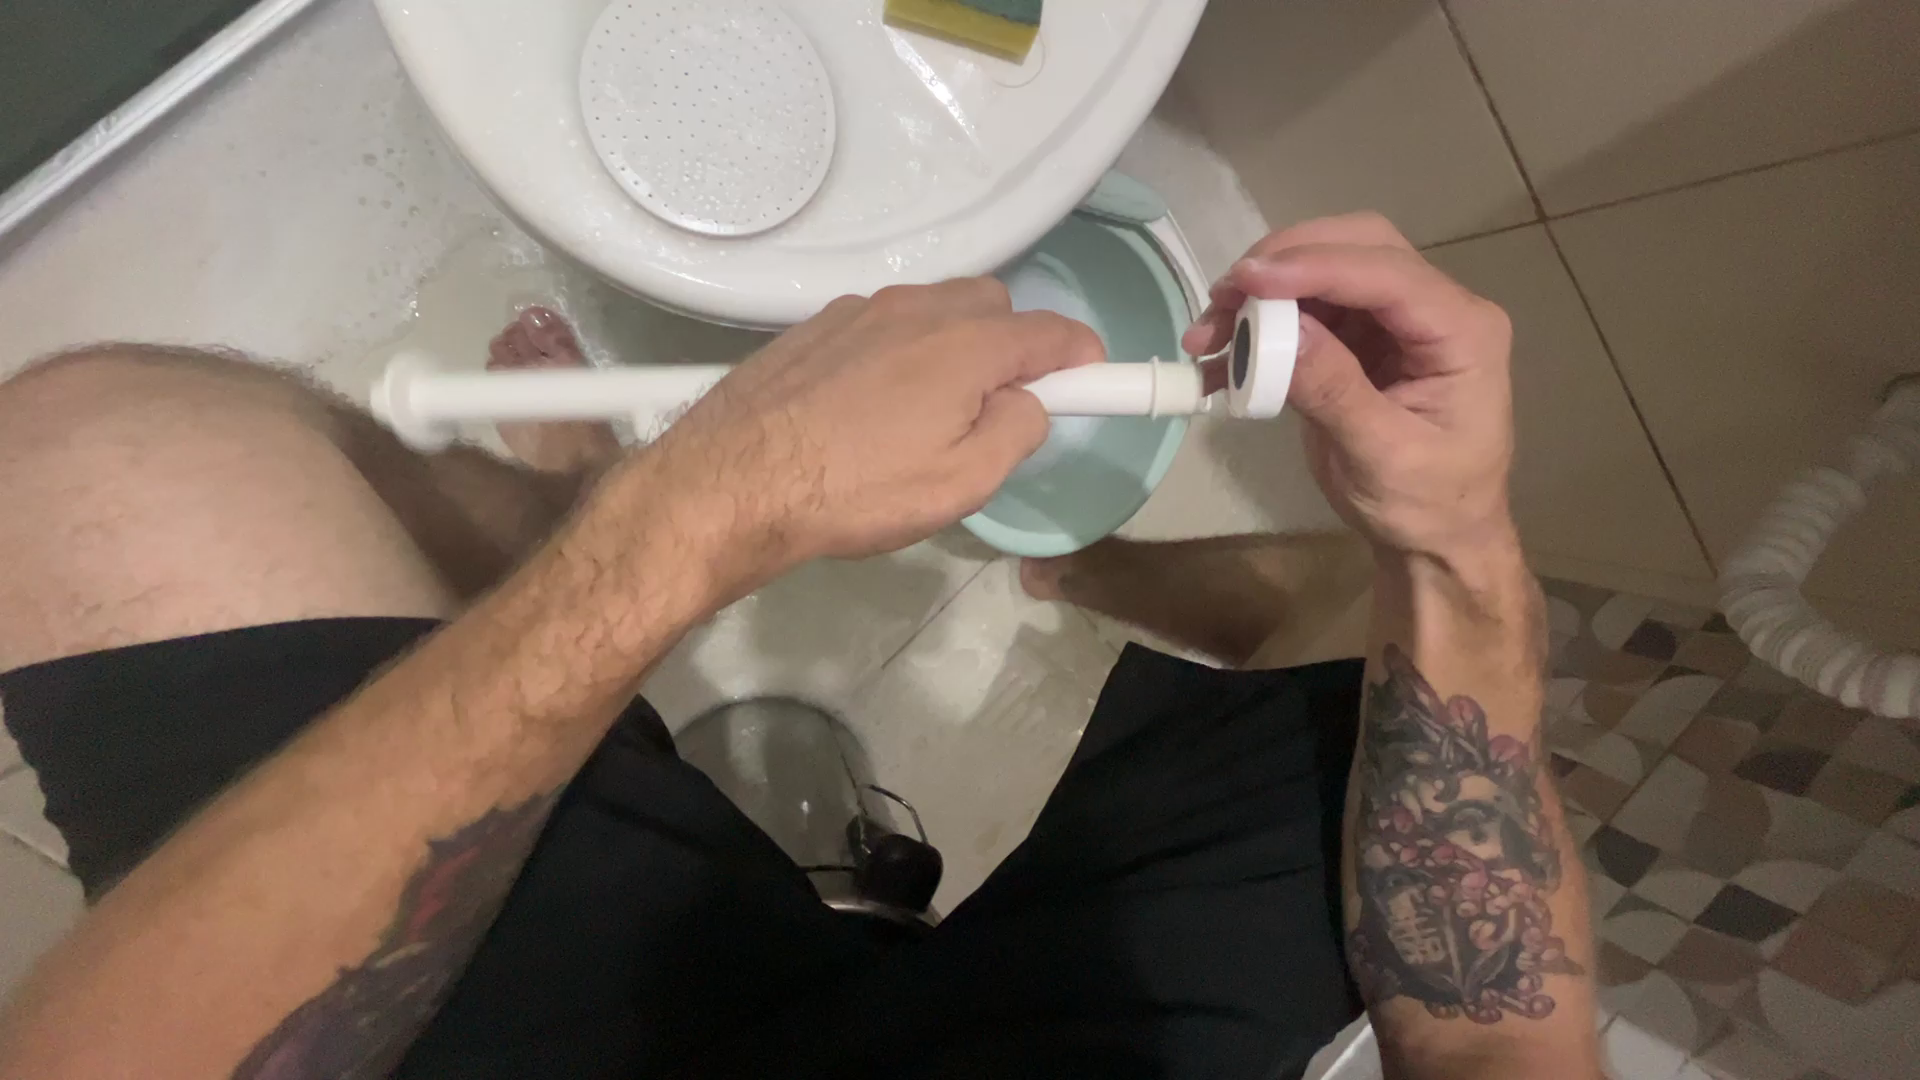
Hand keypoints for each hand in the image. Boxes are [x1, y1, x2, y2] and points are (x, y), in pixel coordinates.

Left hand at [644, 278, 1101, 575]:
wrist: (734, 483)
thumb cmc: (857, 492)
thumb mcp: (961, 483)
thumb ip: (1016, 431)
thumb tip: (1029, 402)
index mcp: (964, 345)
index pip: (1051, 334)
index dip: (1082, 357)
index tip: (1094, 378)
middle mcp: (916, 310)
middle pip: (994, 308)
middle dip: (1013, 349)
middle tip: (996, 409)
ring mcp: (860, 311)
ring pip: (936, 312)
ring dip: (955, 348)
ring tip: (927, 414)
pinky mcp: (816, 327)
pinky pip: (884, 326)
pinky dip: (902, 352)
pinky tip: (872, 405)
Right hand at [1185, 214, 1516, 563]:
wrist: (1432, 534)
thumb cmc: (1424, 502)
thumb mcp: (1381, 456)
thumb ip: (1335, 392)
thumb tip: (1285, 335)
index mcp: (1459, 331)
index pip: (1387, 275)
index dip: (1315, 266)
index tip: (1246, 280)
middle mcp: (1427, 312)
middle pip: (1357, 248)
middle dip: (1285, 263)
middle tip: (1223, 296)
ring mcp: (1388, 325)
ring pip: (1320, 277)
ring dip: (1259, 297)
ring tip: (1206, 335)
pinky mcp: (1353, 344)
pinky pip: (1300, 318)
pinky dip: (1255, 332)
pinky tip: (1218, 361)